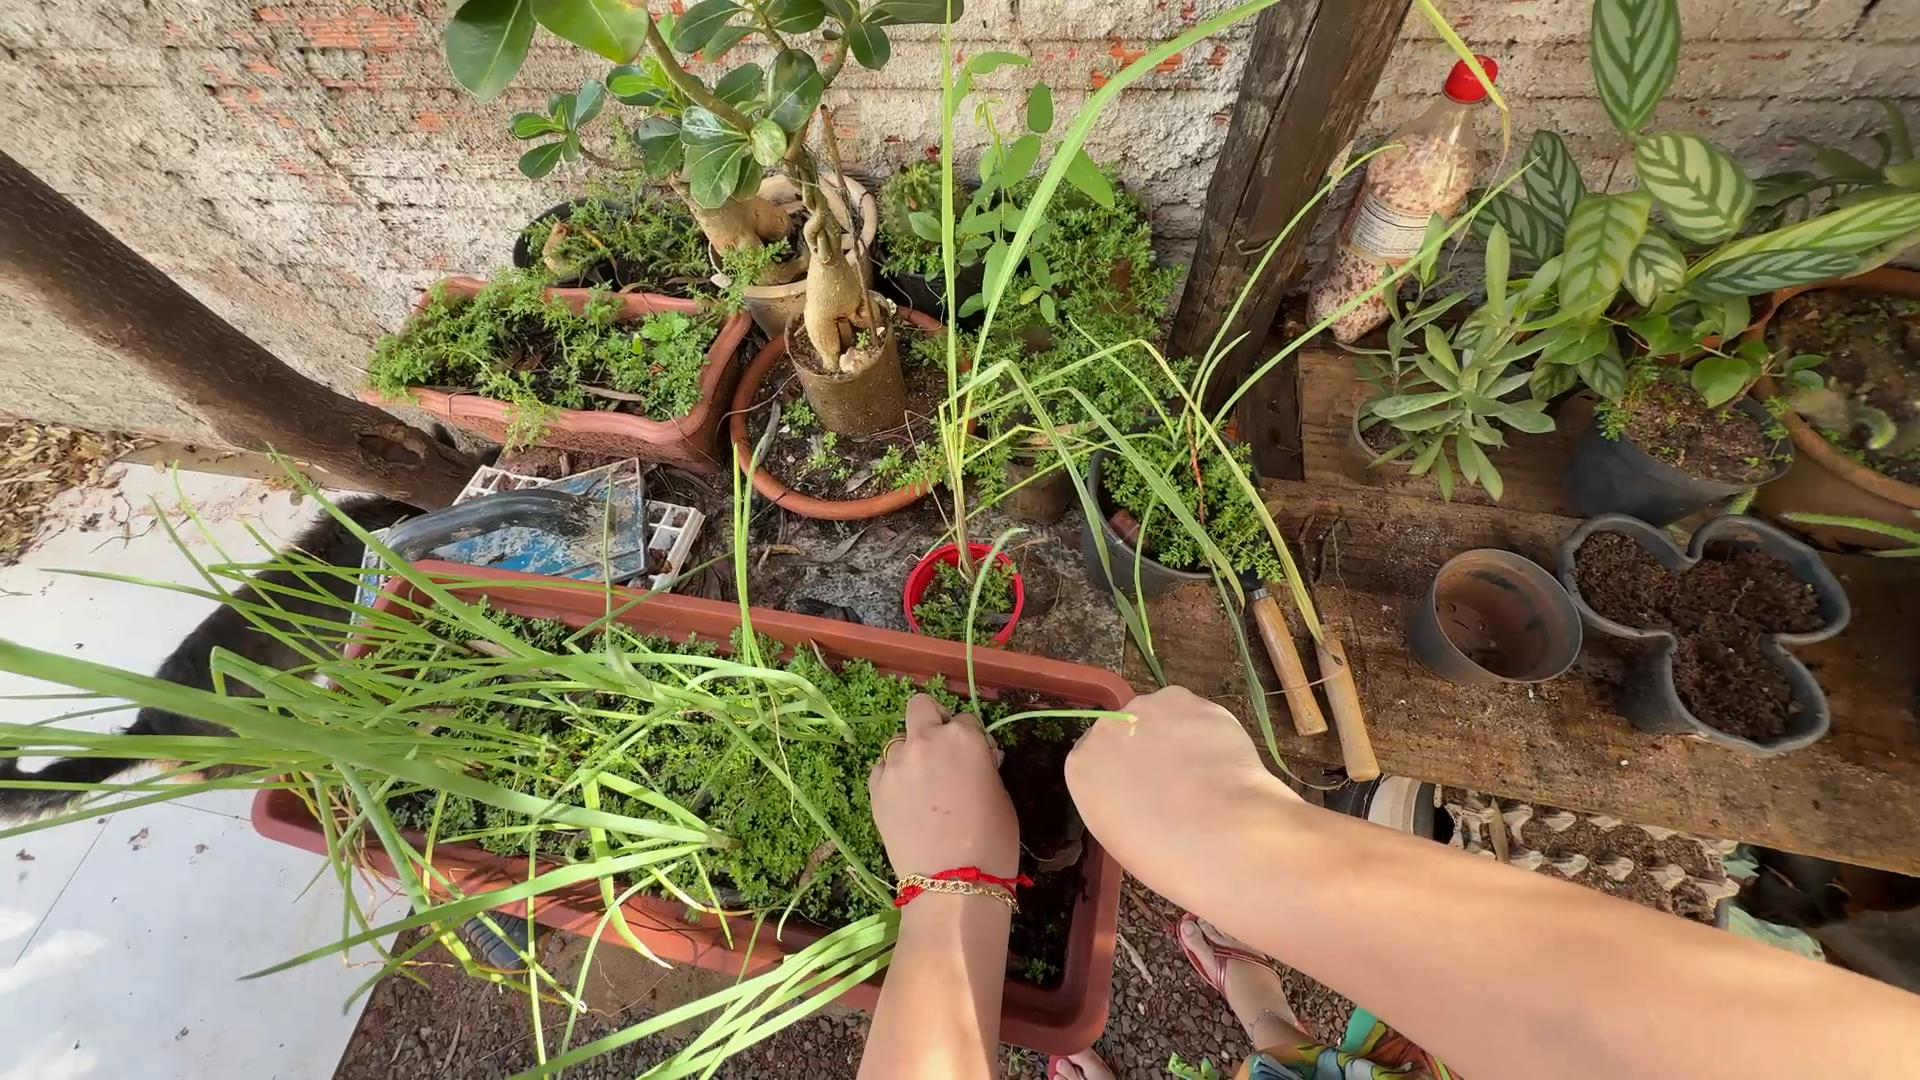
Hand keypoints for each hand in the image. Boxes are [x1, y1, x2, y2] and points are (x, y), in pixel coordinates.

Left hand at [869, 695, 1019, 880]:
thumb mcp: (1001, 793)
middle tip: (942, 749)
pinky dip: (893, 776)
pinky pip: (882, 768)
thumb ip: (984, 763)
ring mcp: (896, 764)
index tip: (976, 758)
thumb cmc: (992, 840)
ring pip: (900, 740)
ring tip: (922, 784)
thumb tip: (978, 756)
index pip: (966, 719)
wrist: (954, 884)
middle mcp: (925, 741)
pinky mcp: (876, 789)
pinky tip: (906, 800)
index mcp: (962, 737)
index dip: (972, 738)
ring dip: (912, 753)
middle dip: (933, 719)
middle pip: (921, 706)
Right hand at [1066, 686, 1300, 892]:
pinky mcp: (1190, 702)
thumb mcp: (1119, 834)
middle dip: (1148, 748)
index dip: (1124, 771)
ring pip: (1162, 715)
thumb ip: (1117, 799)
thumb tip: (1142, 791)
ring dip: (1178, 735)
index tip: (1144, 790)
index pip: (1097, 757)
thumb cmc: (1166, 855)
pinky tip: (1223, 763)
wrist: (1222, 839)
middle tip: (1177, 782)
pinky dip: (1209, 732)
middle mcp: (1108, 727)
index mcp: (1081, 765)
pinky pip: (1197, 715)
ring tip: (1205, 773)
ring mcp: (1149, 708)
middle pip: (1126, 729)